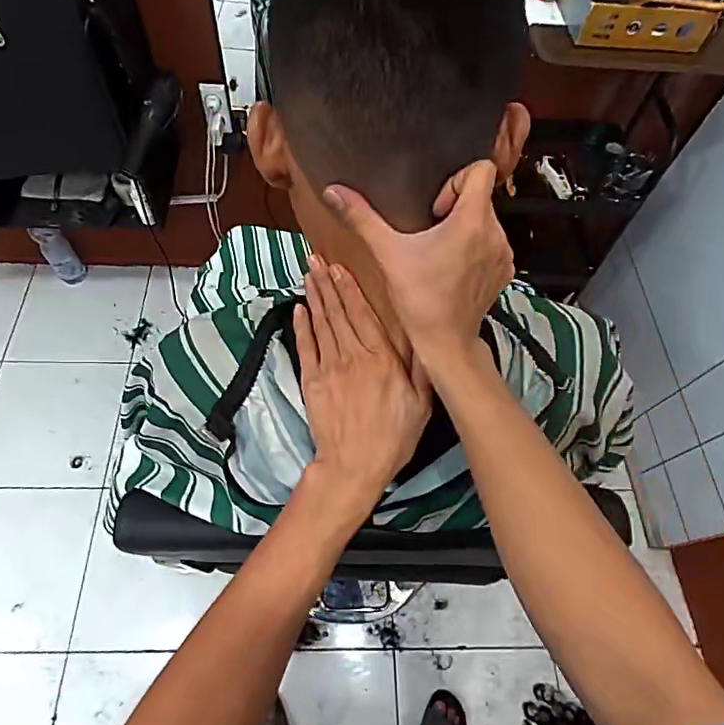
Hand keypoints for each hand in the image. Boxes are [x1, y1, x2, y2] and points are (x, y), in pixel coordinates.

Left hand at [293, 255, 431, 514]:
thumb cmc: (393, 438)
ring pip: (321, 324)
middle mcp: (353, 357)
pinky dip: (301, 325)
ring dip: (314, 297)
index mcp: (382, 360)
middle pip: (338, 313)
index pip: (363, 315)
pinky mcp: (311, 382)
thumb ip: (421, 367)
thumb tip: (423, 334)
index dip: (351, 289)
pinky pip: (305, 346)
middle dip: (328, 283)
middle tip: (317, 259)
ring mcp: (329, 368)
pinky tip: (299, 308)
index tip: (341, 267)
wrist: (353, 465)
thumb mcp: (421, 404)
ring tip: (309, 274)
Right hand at [321, 159, 513, 367]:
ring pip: (486, 221)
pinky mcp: (503, 271)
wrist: (445, 342)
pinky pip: (492, 245)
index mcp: (472, 221)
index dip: (455, 180)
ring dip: (465, 228)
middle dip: (454, 207)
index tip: (435, 206)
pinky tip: (452, 268)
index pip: (481, 170)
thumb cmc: (421, 300)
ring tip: (440, 251)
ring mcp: (503, 254)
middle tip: (430, 232)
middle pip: (480, 197)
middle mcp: (496, 234)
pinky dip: (475, 249)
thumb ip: (362, 218)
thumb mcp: (388, 254)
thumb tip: (334, 193)